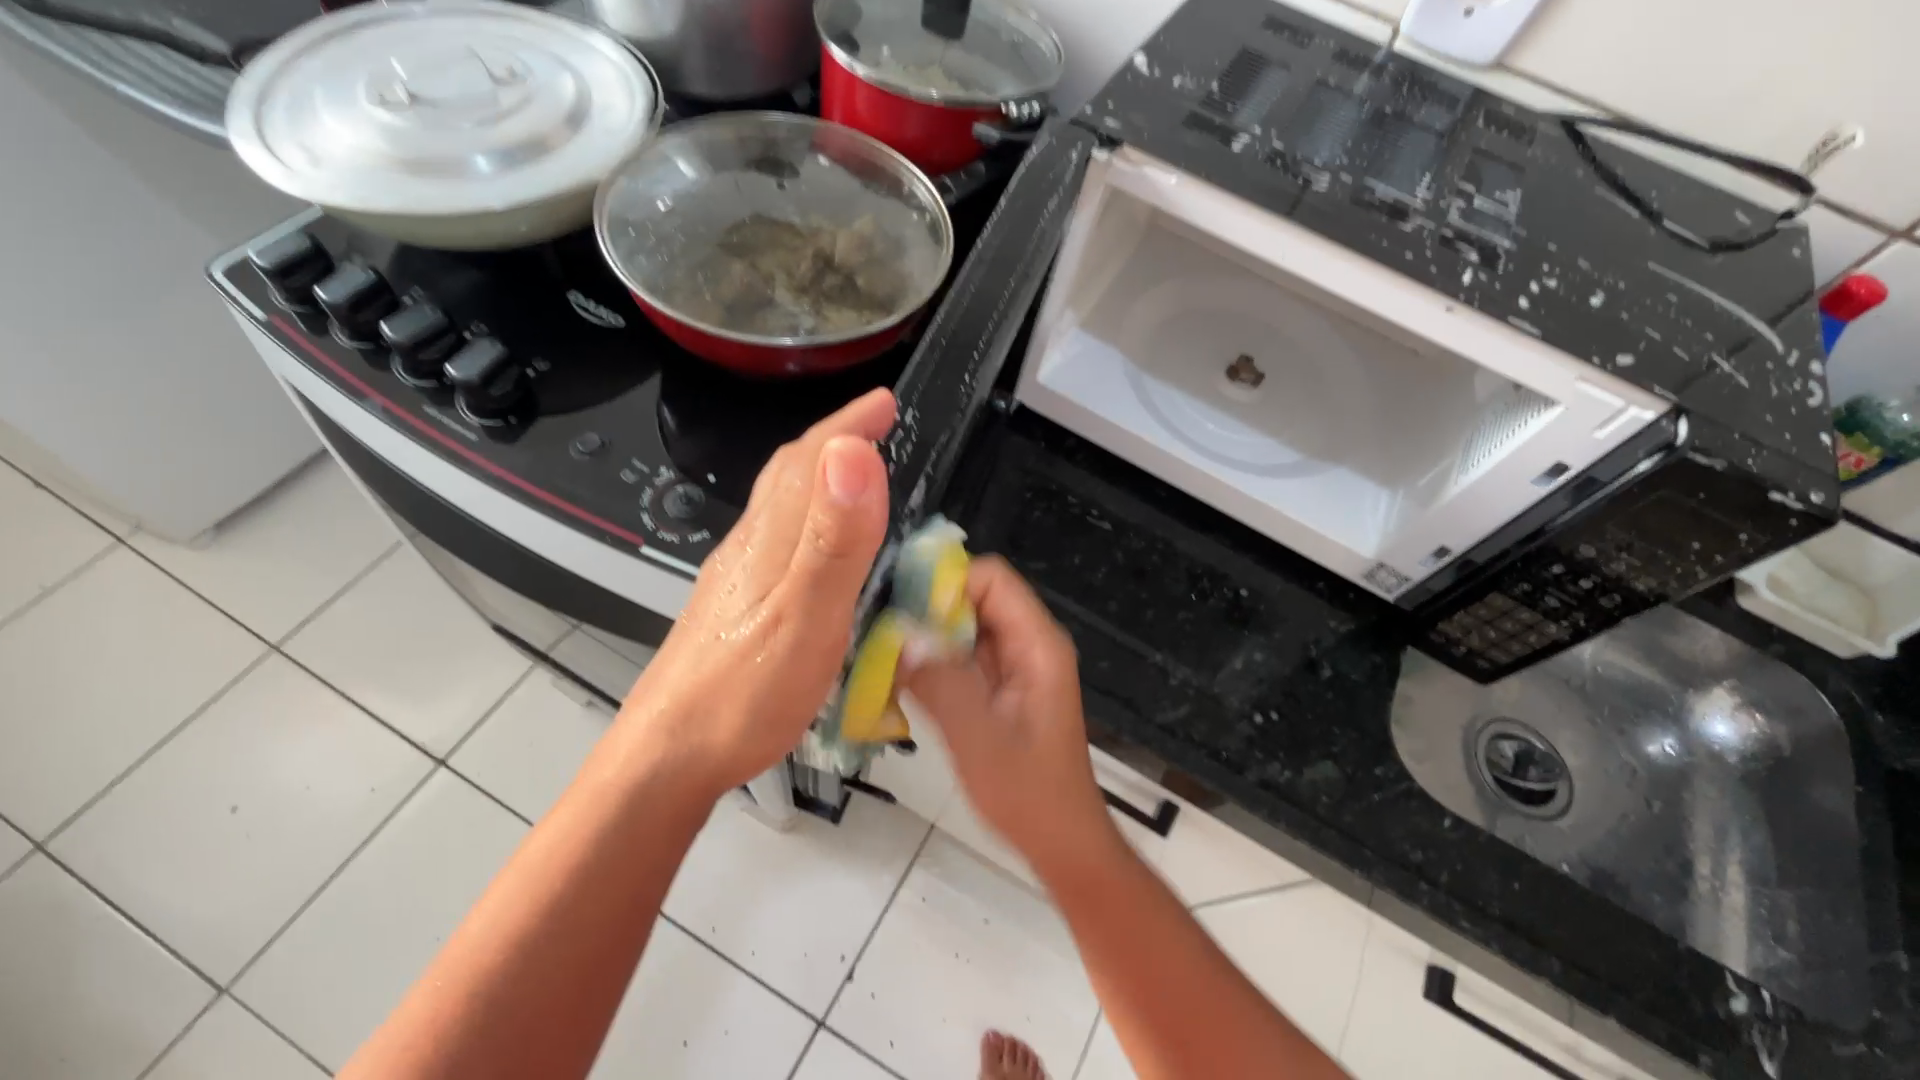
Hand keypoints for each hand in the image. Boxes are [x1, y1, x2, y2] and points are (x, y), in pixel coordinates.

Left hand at [614, 388, 893, 799]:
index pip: (810, 462)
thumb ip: (834, 539)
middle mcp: (748, 546)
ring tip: (853, 474)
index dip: (848, 424)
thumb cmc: (743, 695)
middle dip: (834, 441)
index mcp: (770, 541)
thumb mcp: (805, 617)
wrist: (669, 756)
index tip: (885, 402)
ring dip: (817, 477)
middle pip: (787, 476)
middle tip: (875, 425)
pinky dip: (803, 520)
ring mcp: (734, 577)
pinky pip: (772, 541)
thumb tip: (853, 452)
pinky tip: (812, 548)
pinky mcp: (731, 608)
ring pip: (777, 507)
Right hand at [903, 557, 1118, 874]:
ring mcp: (1014, 667)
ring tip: (876, 652)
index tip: (896, 604)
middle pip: (973, 597)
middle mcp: (1027, 644)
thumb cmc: (1028, 795)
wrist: (1061, 842)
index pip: (990, 578)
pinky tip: (895, 679)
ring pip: (963, 627)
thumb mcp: (980, 741)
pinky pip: (961, 657)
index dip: (944, 581)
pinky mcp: (998, 689)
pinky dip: (930, 662)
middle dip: (925, 607)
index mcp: (1036, 644)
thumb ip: (941, 685)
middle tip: (875, 630)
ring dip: (923, 636)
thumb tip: (898, 636)